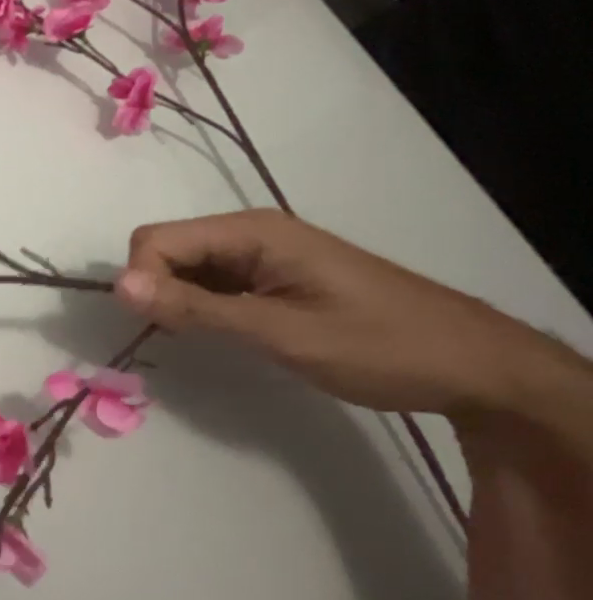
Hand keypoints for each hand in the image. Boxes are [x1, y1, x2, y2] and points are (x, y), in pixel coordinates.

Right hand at [114, 209, 558, 416]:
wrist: (480, 367)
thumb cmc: (381, 346)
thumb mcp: (282, 332)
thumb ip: (197, 309)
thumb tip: (117, 288)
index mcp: (252, 231)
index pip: (156, 240)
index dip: (142, 280)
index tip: (158, 328)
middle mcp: (251, 231)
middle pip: (167, 248)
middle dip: (157, 289)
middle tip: (182, 337)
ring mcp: (264, 253)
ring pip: (187, 266)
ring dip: (179, 300)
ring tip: (203, 340)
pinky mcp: (274, 275)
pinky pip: (214, 280)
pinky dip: (203, 305)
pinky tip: (224, 333)